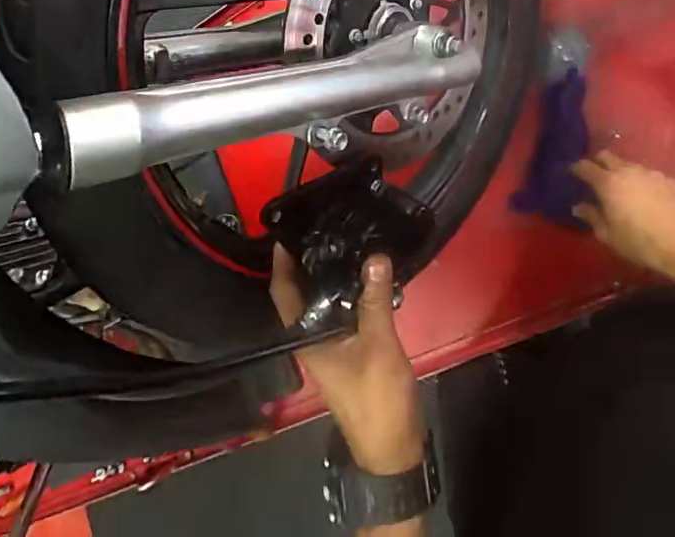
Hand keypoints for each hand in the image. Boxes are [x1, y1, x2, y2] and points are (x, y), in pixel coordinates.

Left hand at [270, 245, 423, 474]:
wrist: (393, 449)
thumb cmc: (377, 399)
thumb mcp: (378, 345)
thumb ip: (374, 300)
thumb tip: (375, 256)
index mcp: (305, 339)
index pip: (283, 293)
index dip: (281, 263)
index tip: (287, 232)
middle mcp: (311, 339)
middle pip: (301, 294)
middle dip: (307, 262)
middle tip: (320, 226)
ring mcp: (330, 345)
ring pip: (322, 302)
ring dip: (328, 275)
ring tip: (341, 241)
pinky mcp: (349, 349)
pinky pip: (341, 311)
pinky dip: (347, 291)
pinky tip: (364, 274)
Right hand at [571, 150, 674, 288]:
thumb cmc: (641, 243)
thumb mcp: (609, 235)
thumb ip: (592, 216)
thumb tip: (579, 206)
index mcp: (608, 182)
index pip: (584, 166)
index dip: (575, 169)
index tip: (571, 174)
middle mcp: (628, 170)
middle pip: (606, 156)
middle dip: (597, 163)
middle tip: (595, 178)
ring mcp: (651, 173)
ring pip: (628, 165)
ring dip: (621, 172)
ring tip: (622, 189)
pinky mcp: (670, 180)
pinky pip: (648, 175)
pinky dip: (641, 181)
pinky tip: (646, 198)